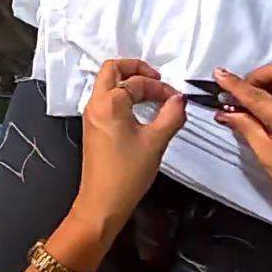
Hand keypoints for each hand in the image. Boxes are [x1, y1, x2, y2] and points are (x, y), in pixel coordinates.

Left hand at [70, 59, 186, 235]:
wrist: (102, 202)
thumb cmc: (127, 173)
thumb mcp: (156, 141)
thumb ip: (172, 115)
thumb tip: (179, 100)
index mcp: (108, 103)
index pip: (137, 81)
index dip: (160, 87)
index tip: (176, 99)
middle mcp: (95, 104)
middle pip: (112, 69)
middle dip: (135, 69)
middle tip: (157, 79)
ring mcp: (91, 115)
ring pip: (107, 84)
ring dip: (129, 83)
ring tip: (152, 94)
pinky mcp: (93, 127)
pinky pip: (106, 100)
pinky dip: (123, 96)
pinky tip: (141, 110)